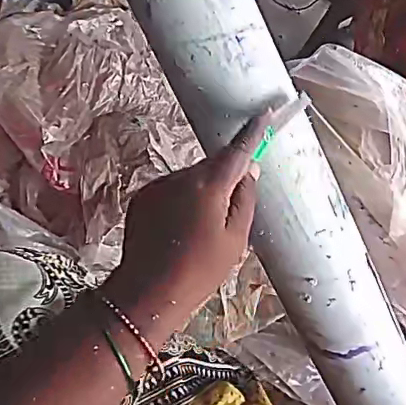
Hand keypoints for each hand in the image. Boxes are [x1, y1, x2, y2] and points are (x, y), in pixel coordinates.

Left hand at [102, 107, 271, 345]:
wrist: (148, 290)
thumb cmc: (199, 270)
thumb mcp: (235, 240)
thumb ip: (244, 199)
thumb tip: (249, 171)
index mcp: (209, 185)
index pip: (236, 152)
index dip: (252, 133)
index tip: (263, 114)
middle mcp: (181, 177)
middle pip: (211, 166)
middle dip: (223, 178)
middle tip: (229, 209)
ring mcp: (158, 186)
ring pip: (189, 179)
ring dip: (200, 192)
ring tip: (200, 230)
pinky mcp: (142, 197)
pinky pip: (170, 190)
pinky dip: (179, 201)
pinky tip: (178, 230)